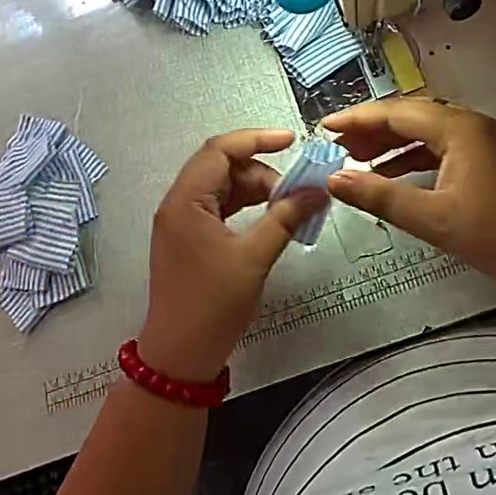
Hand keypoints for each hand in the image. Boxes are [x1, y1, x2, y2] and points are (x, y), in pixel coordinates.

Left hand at [138, 129, 325, 380]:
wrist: (180, 355)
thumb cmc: (213, 305)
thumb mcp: (254, 258)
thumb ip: (286, 218)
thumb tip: (317, 192)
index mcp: (185, 202)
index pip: (220, 150)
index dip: (256, 139)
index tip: (291, 141)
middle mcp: (178, 204)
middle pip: (221, 167)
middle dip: (261, 172)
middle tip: (295, 192)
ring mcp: (181, 222)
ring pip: (222, 188)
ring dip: (255, 190)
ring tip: (287, 207)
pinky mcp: (189, 239)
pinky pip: (219, 208)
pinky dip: (245, 207)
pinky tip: (270, 217)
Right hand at [323, 98, 495, 289]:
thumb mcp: (432, 218)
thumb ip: (380, 196)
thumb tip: (334, 180)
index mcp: (457, 128)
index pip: (396, 113)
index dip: (357, 119)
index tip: (324, 128)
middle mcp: (468, 124)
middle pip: (410, 116)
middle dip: (370, 129)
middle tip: (335, 146)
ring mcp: (478, 141)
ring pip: (424, 132)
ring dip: (389, 144)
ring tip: (354, 159)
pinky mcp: (483, 159)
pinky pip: (438, 149)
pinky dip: (410, 159)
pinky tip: (389, 175)